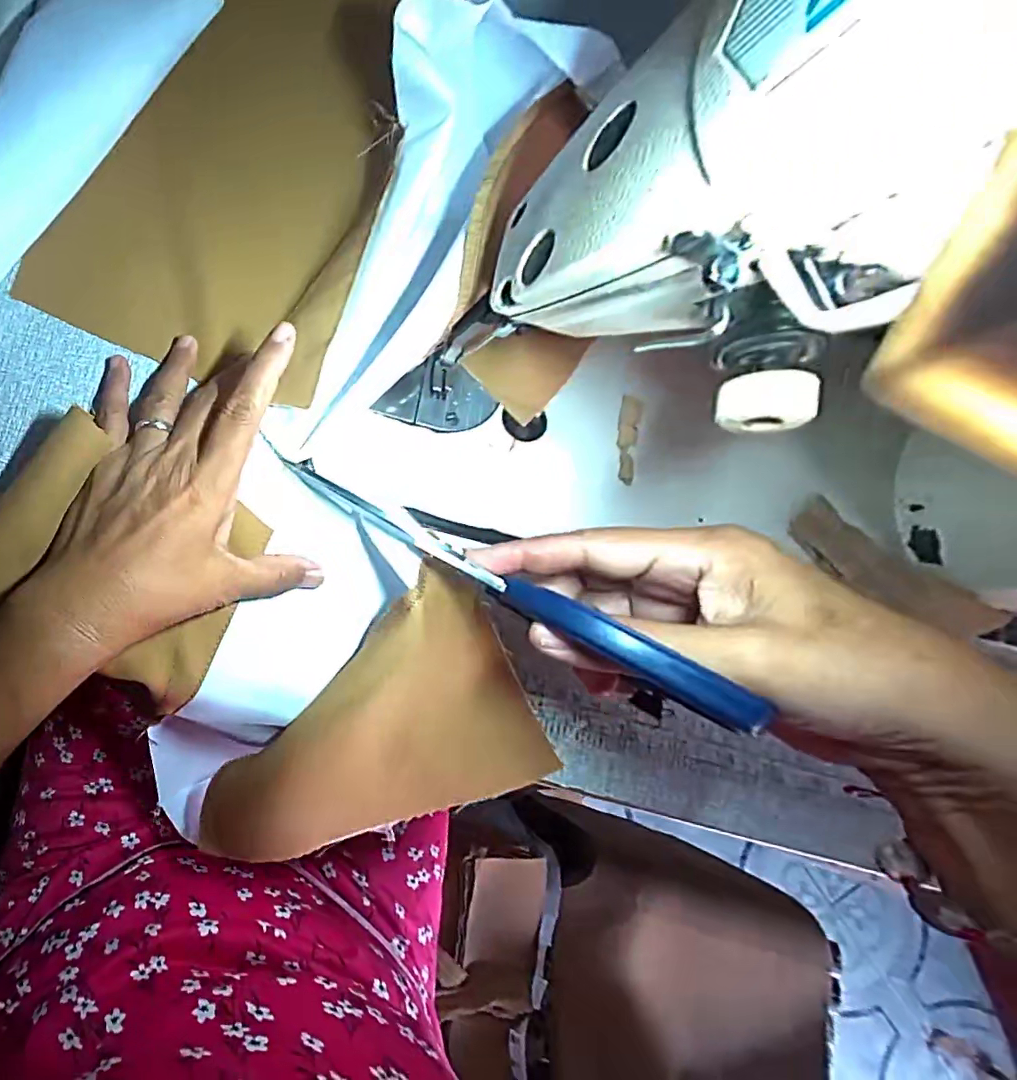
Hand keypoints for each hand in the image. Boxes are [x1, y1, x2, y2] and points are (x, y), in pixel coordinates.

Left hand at [9, 326, 322, 662]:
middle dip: (229, 371)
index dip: (264, 372)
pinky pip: (109, 417)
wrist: (85, 598)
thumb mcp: (222, 586)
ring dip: (177, 370)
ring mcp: (133, 457)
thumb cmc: (157, 594)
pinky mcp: (100, 465)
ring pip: (160, 400)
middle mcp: (173, 458)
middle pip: (205, 402)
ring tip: (187, 341)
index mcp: (209, 483)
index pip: (242, 415)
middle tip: (245, 349)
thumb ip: (272, 574)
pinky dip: (114, 389)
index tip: (279, 338)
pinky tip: (116, 365)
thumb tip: (321, 572)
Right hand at [469, 526, 1016, 789]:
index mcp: (705, 553)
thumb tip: (547, 634)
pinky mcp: (691, 643)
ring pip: (605, 618)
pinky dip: (608, 664)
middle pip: (593, 581)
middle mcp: (688, 573)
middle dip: (558, 608)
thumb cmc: (857, 672)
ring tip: (582, 670)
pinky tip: (608, 682)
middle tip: (525, 632)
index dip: (531, 554)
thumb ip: (633, 645)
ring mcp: (688, 610)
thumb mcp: (741, 658)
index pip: (595, 547)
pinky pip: (625, 646)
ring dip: (584, 644)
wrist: (936, 730)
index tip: (480, 563)